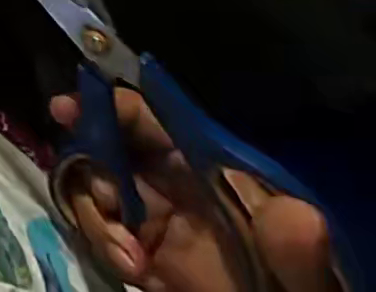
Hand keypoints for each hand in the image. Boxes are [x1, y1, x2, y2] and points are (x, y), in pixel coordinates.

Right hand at [51, 88, 338, 291]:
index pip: (149, 115)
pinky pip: (97, 229)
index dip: (107, 103)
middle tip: (102, 195)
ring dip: (95, 211)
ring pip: (92, 184)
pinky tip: (130, 268)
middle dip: (88, 157)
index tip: (68, 107)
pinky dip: (101, 242)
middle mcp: (170, 182)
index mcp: (206, 168)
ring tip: (128, 256)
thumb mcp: (307, 279)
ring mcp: (150, 218)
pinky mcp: (138, 254)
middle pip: (107, 143)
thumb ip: (300, 253)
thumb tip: (299, 215)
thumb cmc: (293, 291)